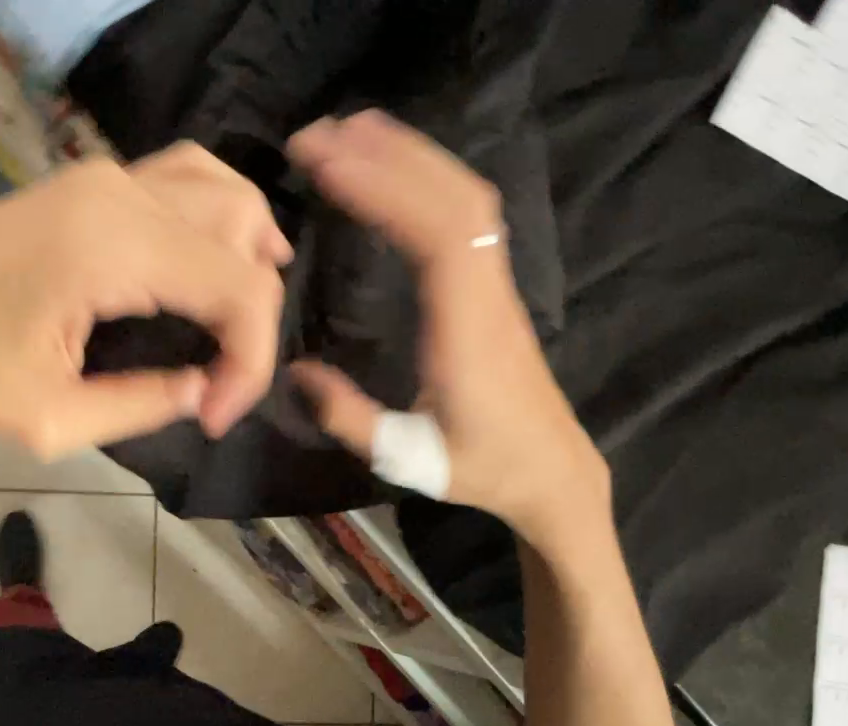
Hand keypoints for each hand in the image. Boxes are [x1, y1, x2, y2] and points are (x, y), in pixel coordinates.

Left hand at [0, 143, 289, 461]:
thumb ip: (142, 405)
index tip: (213, 416)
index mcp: (110, 247)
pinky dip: (217, 221)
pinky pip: (183, 179)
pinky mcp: (87, 183)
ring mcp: (102, 176)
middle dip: (251, 318)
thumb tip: (202, 388)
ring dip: (246, 259)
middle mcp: (117, 193)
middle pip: (241, 233)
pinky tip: (216, 260)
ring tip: (235, 326)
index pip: (237, 288)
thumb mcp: (50, 421)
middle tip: (218, 381)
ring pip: (222, 193)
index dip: (249, 362)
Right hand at [286, 111, 607, 550]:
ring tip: (349, 132)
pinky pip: (468, 215)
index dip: (384, 191)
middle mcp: (487, 294)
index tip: (327, 167)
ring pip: (466, 197)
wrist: (552, 471)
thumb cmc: (481, 468)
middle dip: (388, 155)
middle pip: (453, 197)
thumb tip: (295, 372)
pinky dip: (430, 178)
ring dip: (411, 157)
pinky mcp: (495, 288)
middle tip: (318, 135)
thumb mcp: (405, 457)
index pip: (435, 237)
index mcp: (466, 332)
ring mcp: (497, 286)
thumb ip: (349, 417)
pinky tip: (394, 170)